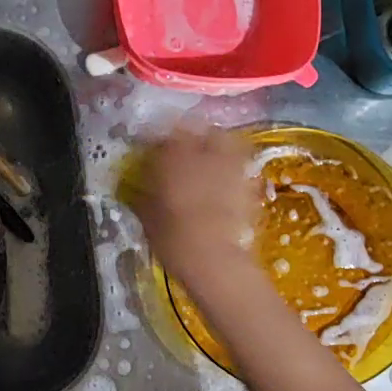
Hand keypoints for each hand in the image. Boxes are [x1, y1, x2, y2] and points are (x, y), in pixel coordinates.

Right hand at [128, 124, 258, 291]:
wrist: (214, 260)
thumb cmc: (173, 238)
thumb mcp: (147, 217)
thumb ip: (144, 195)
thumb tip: (141, 189)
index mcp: (173, 156)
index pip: (165, 135)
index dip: (161, 141)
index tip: (155, 152)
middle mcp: (204, 153)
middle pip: (203, 130)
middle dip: (196, 136)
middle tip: (187, 151)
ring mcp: (231, 166)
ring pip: (227, 144)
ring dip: (218, 149)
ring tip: (209, 164)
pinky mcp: (250, 184)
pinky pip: (240, 168)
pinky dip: (232, 171)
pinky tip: (225, 186)